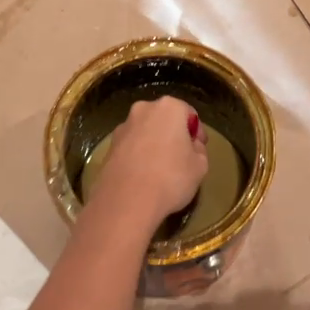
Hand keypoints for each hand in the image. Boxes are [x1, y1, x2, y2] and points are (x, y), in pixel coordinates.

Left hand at [95, 97, 208, 221]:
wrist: (126, 202)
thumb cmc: (171, 178)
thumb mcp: (200, 166)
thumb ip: (199, 150)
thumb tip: (190, 147)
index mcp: (169, 107)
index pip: (189, 114)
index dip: (197, 133)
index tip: (199, 149)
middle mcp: (143, 110)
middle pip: (164, 119)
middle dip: (173, 134)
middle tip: (181, 157)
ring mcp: (122, 127)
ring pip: (145, 132)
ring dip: (154, 144)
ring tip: (159, 169)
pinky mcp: (109, 147)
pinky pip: (130, 147)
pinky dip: (138, 155)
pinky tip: (142, 176)